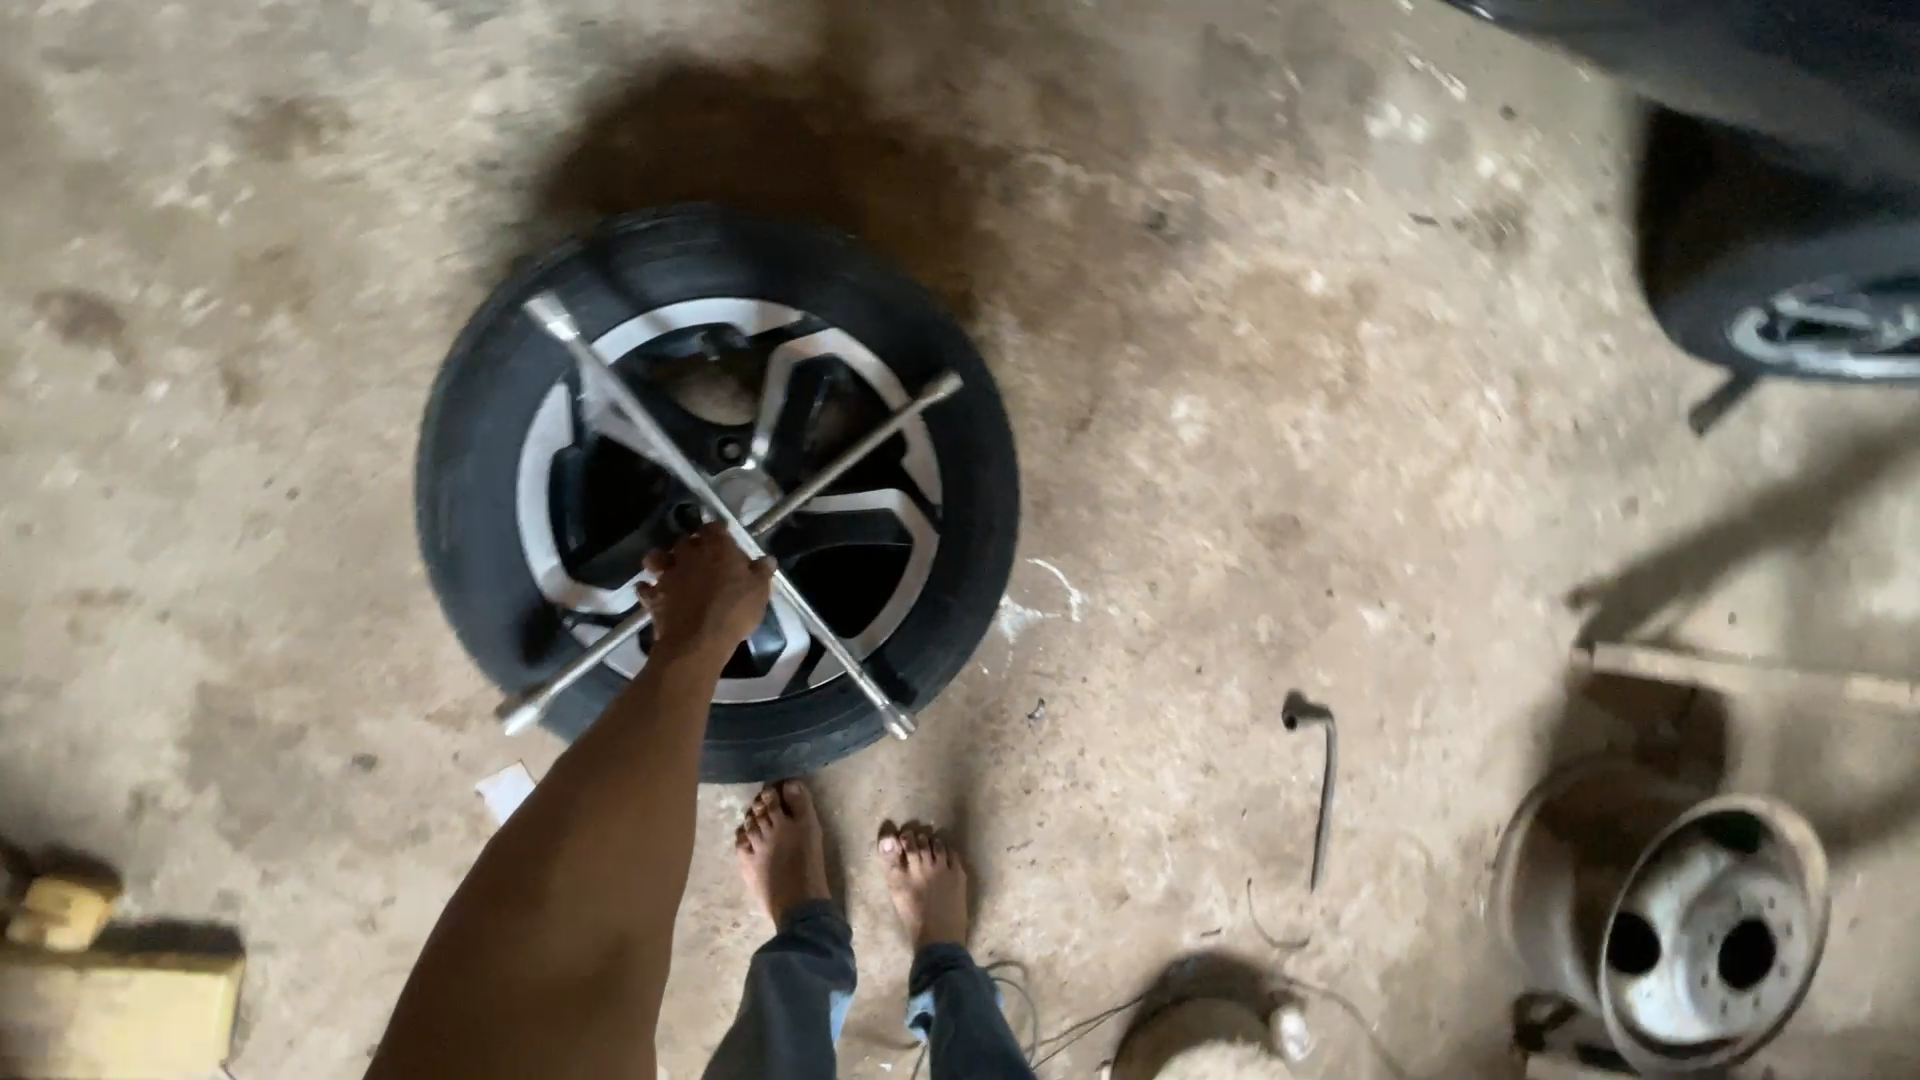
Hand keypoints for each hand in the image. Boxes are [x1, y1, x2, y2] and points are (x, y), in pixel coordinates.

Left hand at [637, 523, 774, 664]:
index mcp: (718, 548)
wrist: (698, 640)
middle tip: (700, 552)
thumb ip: (762, 572)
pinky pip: (646, 588)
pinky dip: (648, 588)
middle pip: (685, 540)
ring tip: (668, 565)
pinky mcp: (654, 596)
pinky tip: (652, 591)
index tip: (723, 532)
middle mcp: (689, 555)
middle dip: (691, 543)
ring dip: (662, 558)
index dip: (718, 528)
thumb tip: (767, 559)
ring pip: (658, 557)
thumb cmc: (734, 611)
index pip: (715, 527)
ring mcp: (668, 575)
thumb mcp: (759, 592)